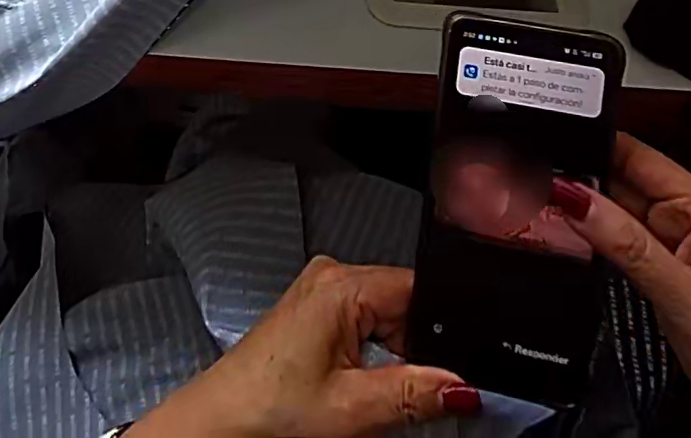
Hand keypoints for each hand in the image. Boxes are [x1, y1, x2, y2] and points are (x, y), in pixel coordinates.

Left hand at [130, 257, 481, 437]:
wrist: (226, 417)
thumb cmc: (274, 408)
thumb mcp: (355, 408)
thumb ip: (415, 393)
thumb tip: (464, 386)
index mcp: (340, 286)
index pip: (415, 289)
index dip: (444, 325)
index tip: (465, 363)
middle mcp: (329, 274)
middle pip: (402, 300)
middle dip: (419, 344)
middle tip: (420, 392)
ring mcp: (320, 288)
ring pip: (385, 311)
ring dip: (398, 350)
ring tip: (382, 388)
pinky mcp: (315, 306)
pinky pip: (364, 316)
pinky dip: (377, 347)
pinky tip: (369, 379)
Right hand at [550, 134, 690, 437]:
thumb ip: (626, 245)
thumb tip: (572, 194)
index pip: (634, 154)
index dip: (587, 140)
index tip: (539, 144)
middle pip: (615, 181)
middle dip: (573, 180)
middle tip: (529, 184)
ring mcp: (678, 252)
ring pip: (612, 214)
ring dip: (579, 212)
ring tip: (539, 209)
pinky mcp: (667, 279)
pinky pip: (618, 245)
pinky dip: (590, 241)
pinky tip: (565, 239)